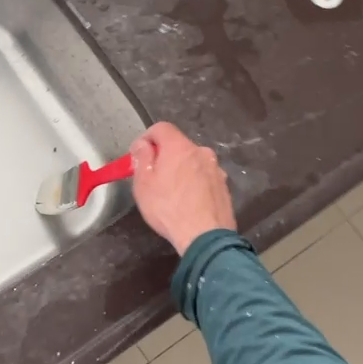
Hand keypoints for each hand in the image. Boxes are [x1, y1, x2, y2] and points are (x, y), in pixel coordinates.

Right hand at [128, 122, 237, 254]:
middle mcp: (201, 152)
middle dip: (164, 156)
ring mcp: (216, 169)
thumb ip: (142, 158)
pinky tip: (188, 202)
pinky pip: (204, 177)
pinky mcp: (224, 186)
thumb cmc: (167, 208)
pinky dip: (194, 184)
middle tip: (153, 178)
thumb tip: (142, 144)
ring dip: (181, 170)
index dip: (146, 138)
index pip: (161, 128)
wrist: (205, 236)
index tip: (138, 156)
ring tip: (172, 194)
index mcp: (179, 147)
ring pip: (192, 162)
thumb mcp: (143, 183)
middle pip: (178, 146)